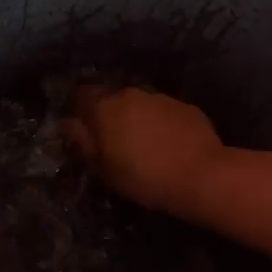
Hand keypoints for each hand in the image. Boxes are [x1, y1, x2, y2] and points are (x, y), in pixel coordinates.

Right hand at [69, 86, 224, 215]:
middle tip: (114, 141)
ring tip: (144, 143)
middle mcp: (130, 94)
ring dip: (137, 118)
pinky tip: (169, 144)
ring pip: (139, 104)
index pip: (81, 96)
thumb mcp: (104, 169)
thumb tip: (69, 124)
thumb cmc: (144, 176)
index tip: (85, 130)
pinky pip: (164, 112)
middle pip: (112, 98)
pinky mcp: (185, 107)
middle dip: (110, 115)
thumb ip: (83, 143)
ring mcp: (160, 98)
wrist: (203, 174)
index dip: (81, 111)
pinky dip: (161, 124)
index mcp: (104, 107)